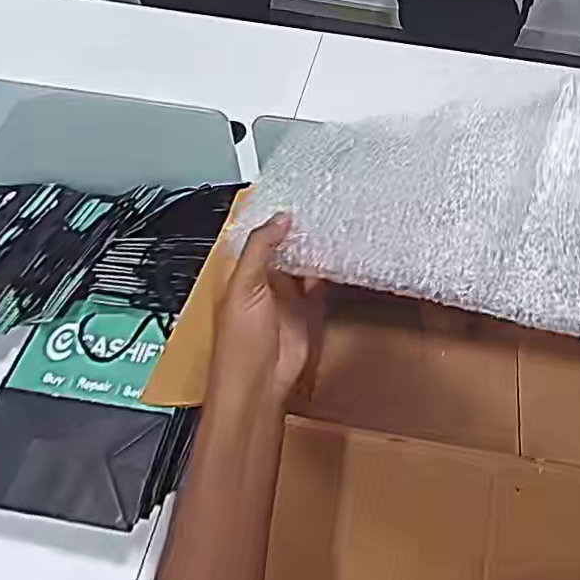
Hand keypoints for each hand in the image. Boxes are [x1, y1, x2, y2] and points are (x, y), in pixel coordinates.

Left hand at [208, 213, 324, 414]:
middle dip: (297, 227)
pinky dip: (330, 266)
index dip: (270, 217)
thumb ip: (261, 250)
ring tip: (332, 218)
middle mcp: (264, 280)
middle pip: (283, 245)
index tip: (289, 194)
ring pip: (304, 259)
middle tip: (318, 201)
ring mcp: (287, 294)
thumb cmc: (239, 345)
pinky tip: (340, 249)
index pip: (255, 236)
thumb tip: (281, 218)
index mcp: (241, 273)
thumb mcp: (244, 288)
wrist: (261, 385)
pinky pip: (321, 279)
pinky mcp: (309, 306)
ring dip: (315, 244)